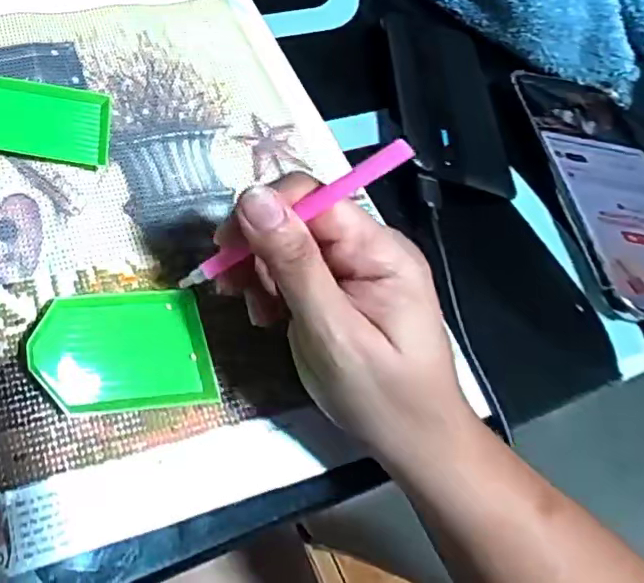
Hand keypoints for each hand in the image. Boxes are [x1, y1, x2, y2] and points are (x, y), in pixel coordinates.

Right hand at [214, 174, 473, 455]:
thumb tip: (252, 196)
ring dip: (257, 269)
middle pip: (294, 217)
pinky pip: (291, 266)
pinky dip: (268, 285)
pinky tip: (265, 313)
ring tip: (253, 309)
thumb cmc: (382, 396)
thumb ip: (293, 262)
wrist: (415, 447)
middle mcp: (365, 245)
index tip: (227, 247)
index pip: (312, 196)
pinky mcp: (335, 285)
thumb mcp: (331, 332)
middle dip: (256, 245)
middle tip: (230, 286)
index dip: (265, 211)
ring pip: (286, 241)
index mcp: (377, 247)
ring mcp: (351, 265)